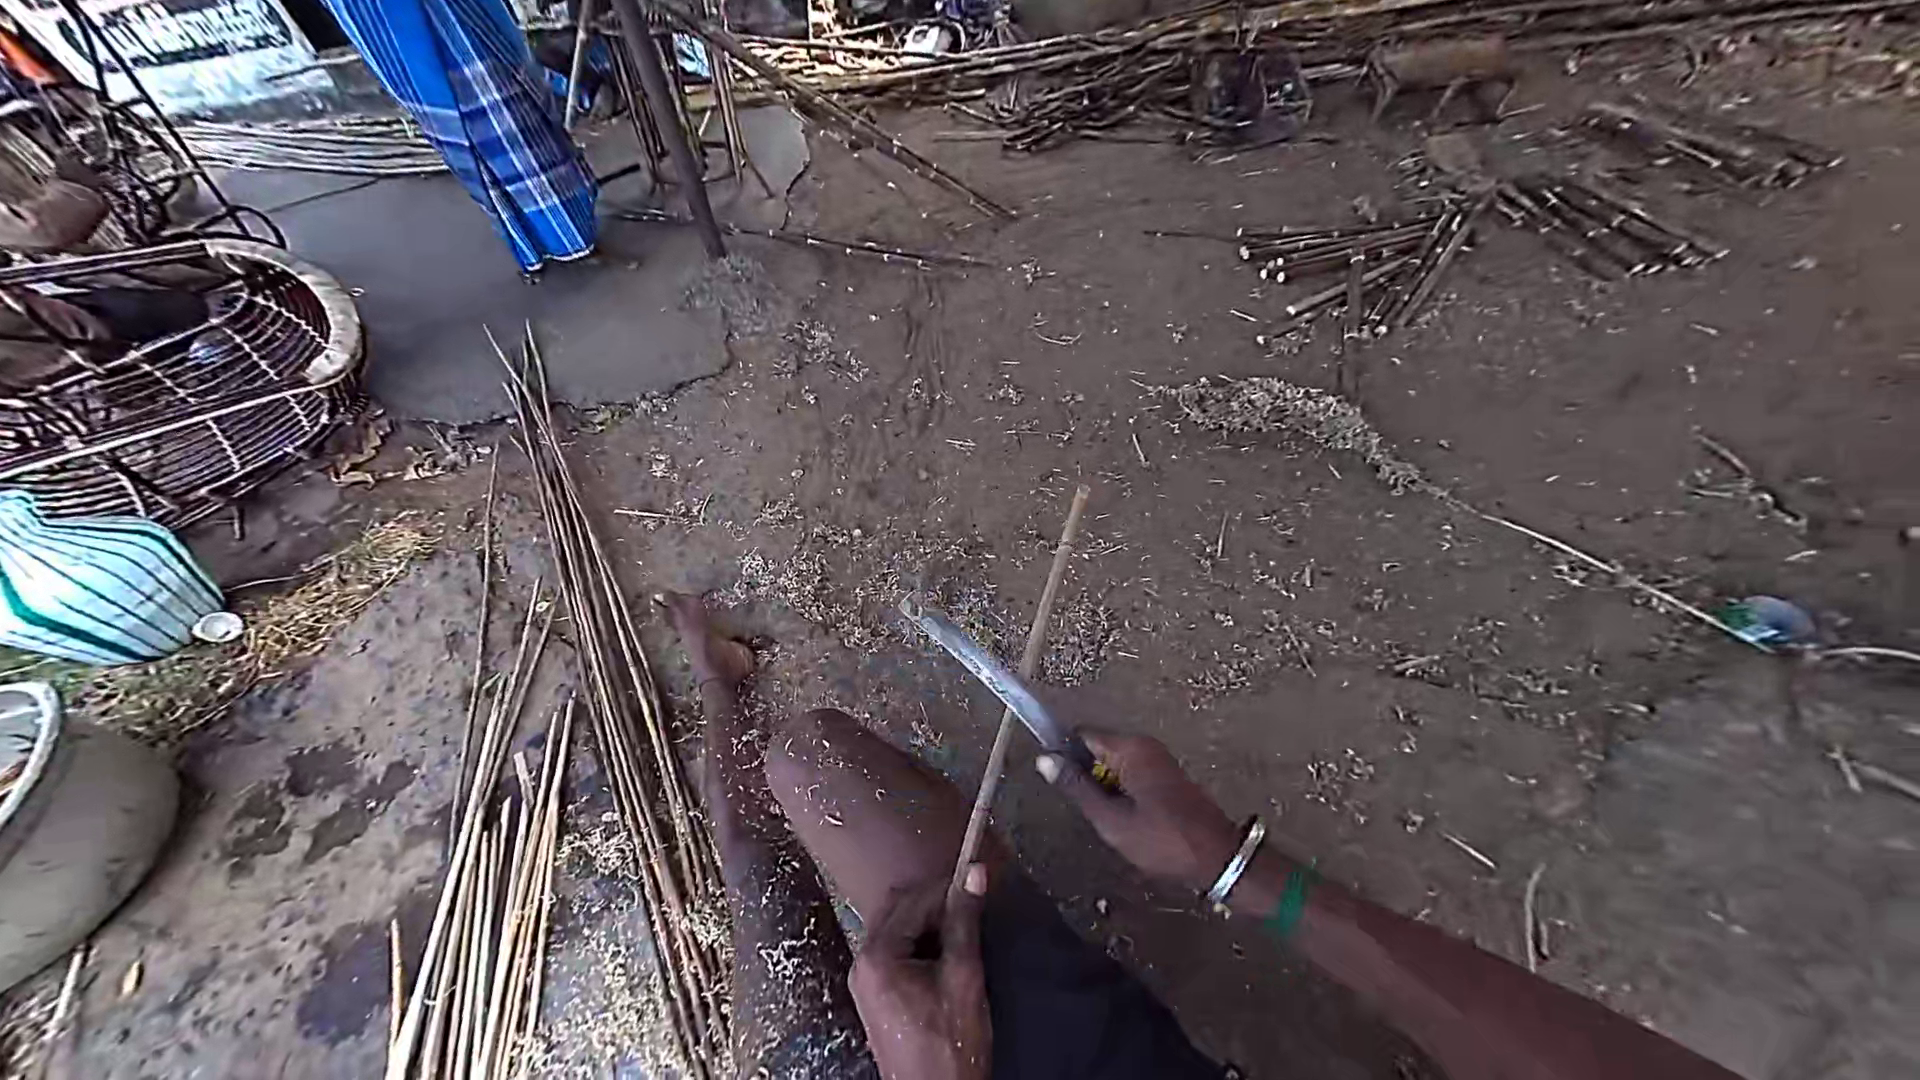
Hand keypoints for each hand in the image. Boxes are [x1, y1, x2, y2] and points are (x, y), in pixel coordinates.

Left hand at [849, 864, 991, 1079]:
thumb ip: (965, 920)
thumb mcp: (963, 977)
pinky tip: (945, 949)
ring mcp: (865, 978)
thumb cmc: (950, 1047)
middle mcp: (863, 961)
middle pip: (900, 908)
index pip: (915, 900)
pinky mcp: (875, 992)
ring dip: (929, 921)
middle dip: (935, 903)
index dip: (947, 889)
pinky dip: (919, 940)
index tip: (976, 883)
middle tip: (969, 905)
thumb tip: (975, 872)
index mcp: (878, 956)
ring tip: (961, 927)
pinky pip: (895, 947)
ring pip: (898, 925)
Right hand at [1038, 729, 1239, 891]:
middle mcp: (1143, 744)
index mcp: (1129, 748)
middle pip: (1097, 748)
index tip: (1064, 786)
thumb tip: (1044, 759)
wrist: (1219, 859)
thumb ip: (1076, 787)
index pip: (1081, 735)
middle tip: (1094, 811)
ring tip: (1113, 819)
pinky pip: (1130, 772)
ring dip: (1105, 786)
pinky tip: (1129, 819)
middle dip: (1088, 775)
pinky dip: (1122, 790)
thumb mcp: (1111, 820)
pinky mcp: (1165, 773)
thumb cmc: (1162, 840)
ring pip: (1112, 763)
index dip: (1066, 756)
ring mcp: (1157, 758)